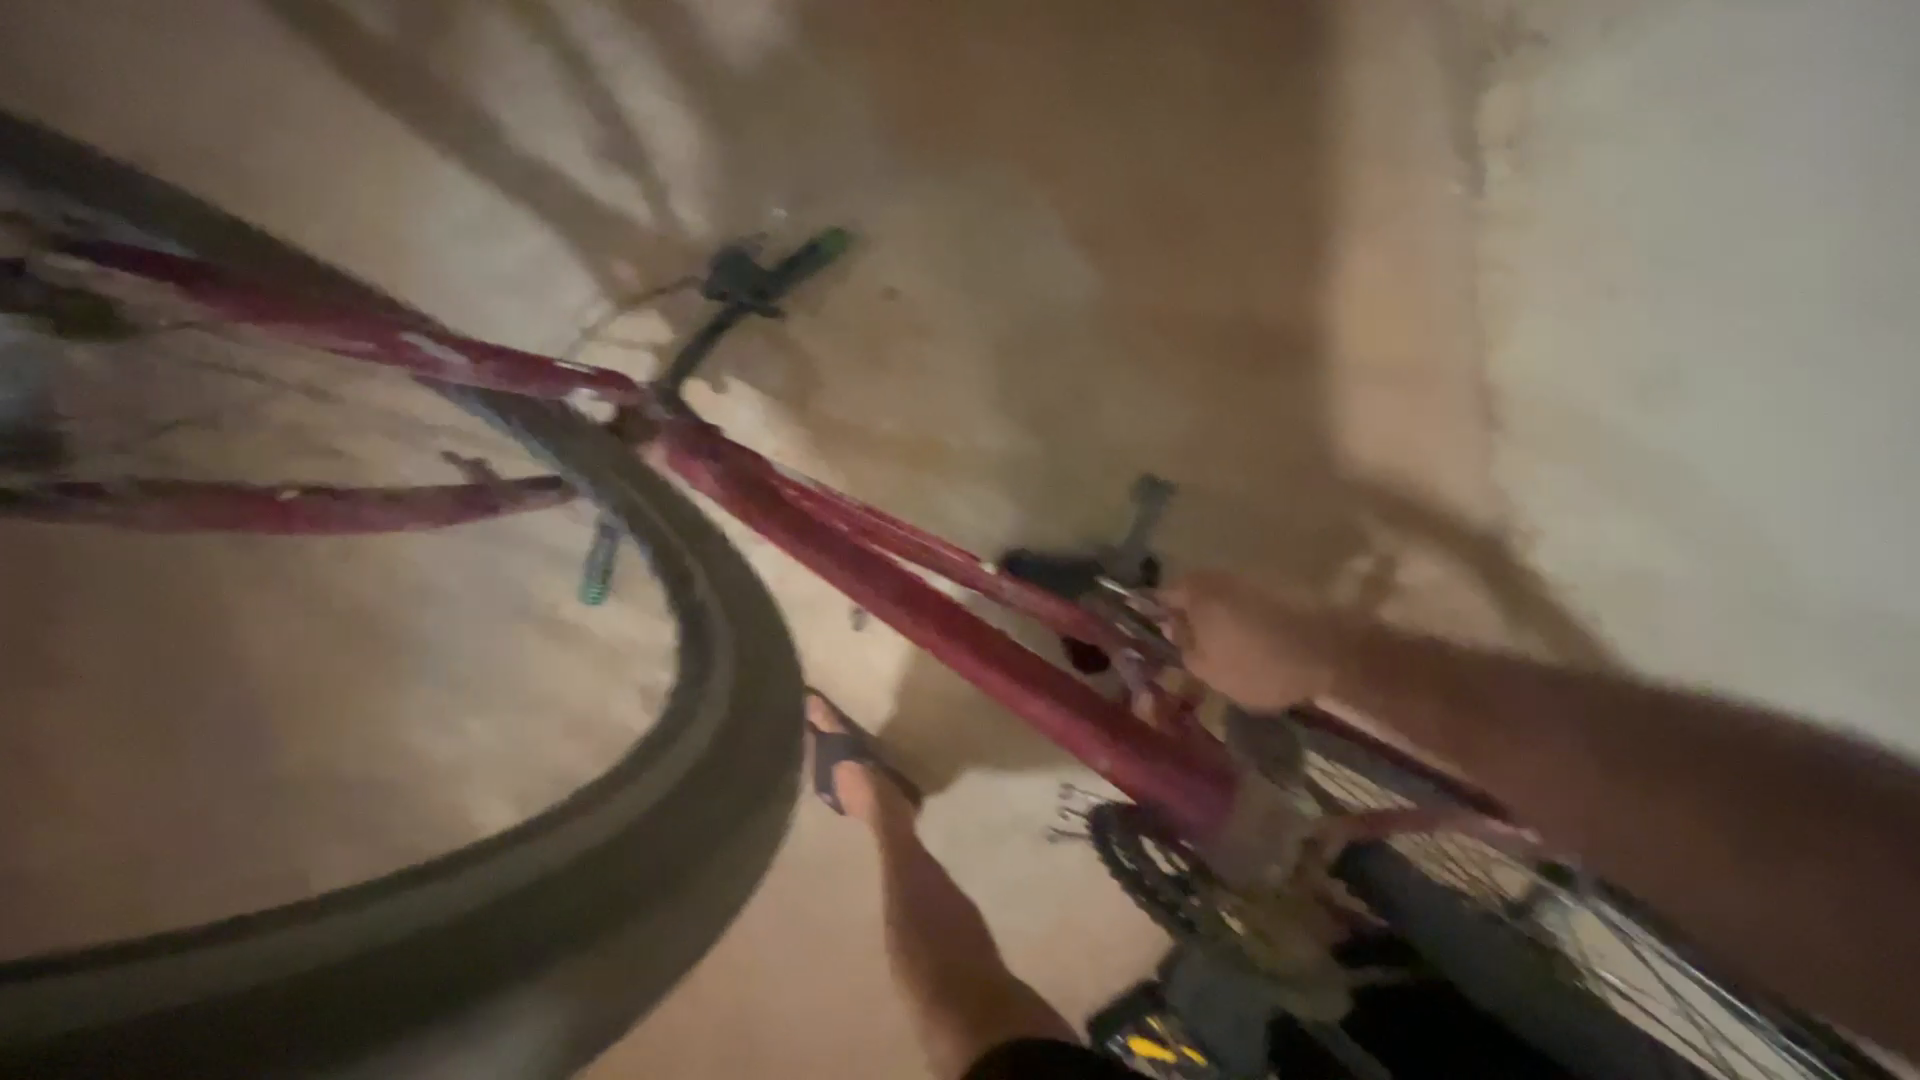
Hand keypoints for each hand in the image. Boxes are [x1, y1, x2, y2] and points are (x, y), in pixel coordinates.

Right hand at [1155, 572, 1343, 710]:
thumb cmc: (1258, 664)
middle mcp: (1221, 577)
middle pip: (1194, 594)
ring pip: (1223, 599)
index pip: (1161, 596)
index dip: (1156, 616)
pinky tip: (1253, 646)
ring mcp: (1253, 580)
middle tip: (1191, 648)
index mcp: (1196, 592)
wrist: (1331, 652)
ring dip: (1220, 620)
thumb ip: (1184, 646)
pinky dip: (1245, 622)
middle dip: (1190, 617)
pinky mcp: (1281, 590)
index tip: (1158, 637)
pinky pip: (1249, 605)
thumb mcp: (1208, 670)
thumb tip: (1173, 627)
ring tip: (1224, 652)